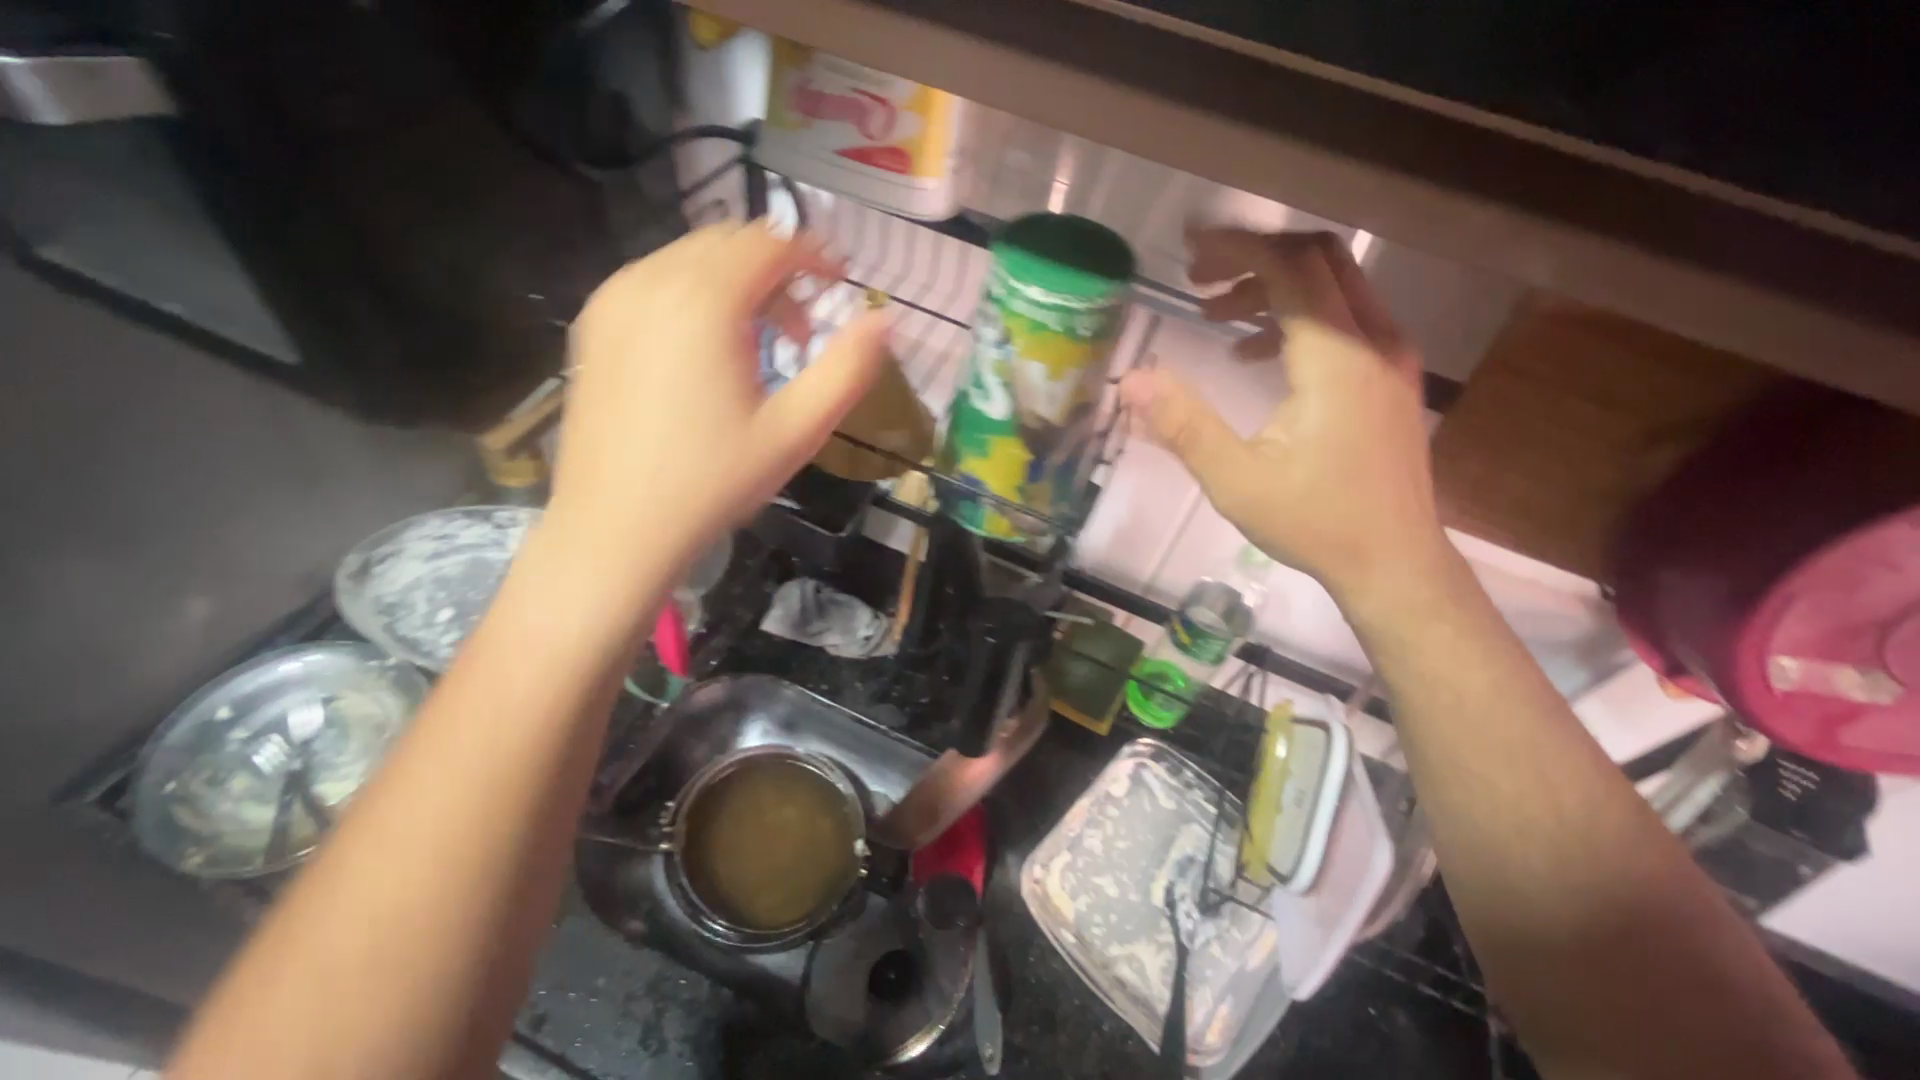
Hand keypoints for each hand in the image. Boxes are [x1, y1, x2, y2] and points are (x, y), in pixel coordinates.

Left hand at [546, 222, 888, 585]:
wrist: (614, 529)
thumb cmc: (712, 483)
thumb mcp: (795, 431)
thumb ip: (847, 369)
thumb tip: (885, 321)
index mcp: (704, 300)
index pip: (769, 242)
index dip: (814, 256)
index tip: (840, 286)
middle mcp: (651, 281)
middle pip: (728, 241)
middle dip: (775, 270)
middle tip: (802, 330)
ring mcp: (614, 300)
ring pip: (689, 258)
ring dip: (734, 281)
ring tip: (756, 344)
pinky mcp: (594, 325)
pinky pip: (653, 280)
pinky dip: (691, 294)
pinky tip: (705, 351)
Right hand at [1119, 228, 1445, 601]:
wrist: (1395, 563)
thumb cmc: (1317, 523)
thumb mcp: (1237, 480)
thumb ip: (1183, 425)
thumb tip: (1130, 381)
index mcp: (1337, 359)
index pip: (1289, 268)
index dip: (1236, 248)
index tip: (1188, 249)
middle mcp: (1374, 341)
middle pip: (1318, 259)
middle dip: (1253, 256)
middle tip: (1197, 276)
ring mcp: (1391, 357)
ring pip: (1334, 286)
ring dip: (1273, 286)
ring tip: (1213, 313)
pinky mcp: (1392, 376)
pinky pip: (1346, 317)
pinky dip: (1298, 316)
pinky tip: (1253, 354)